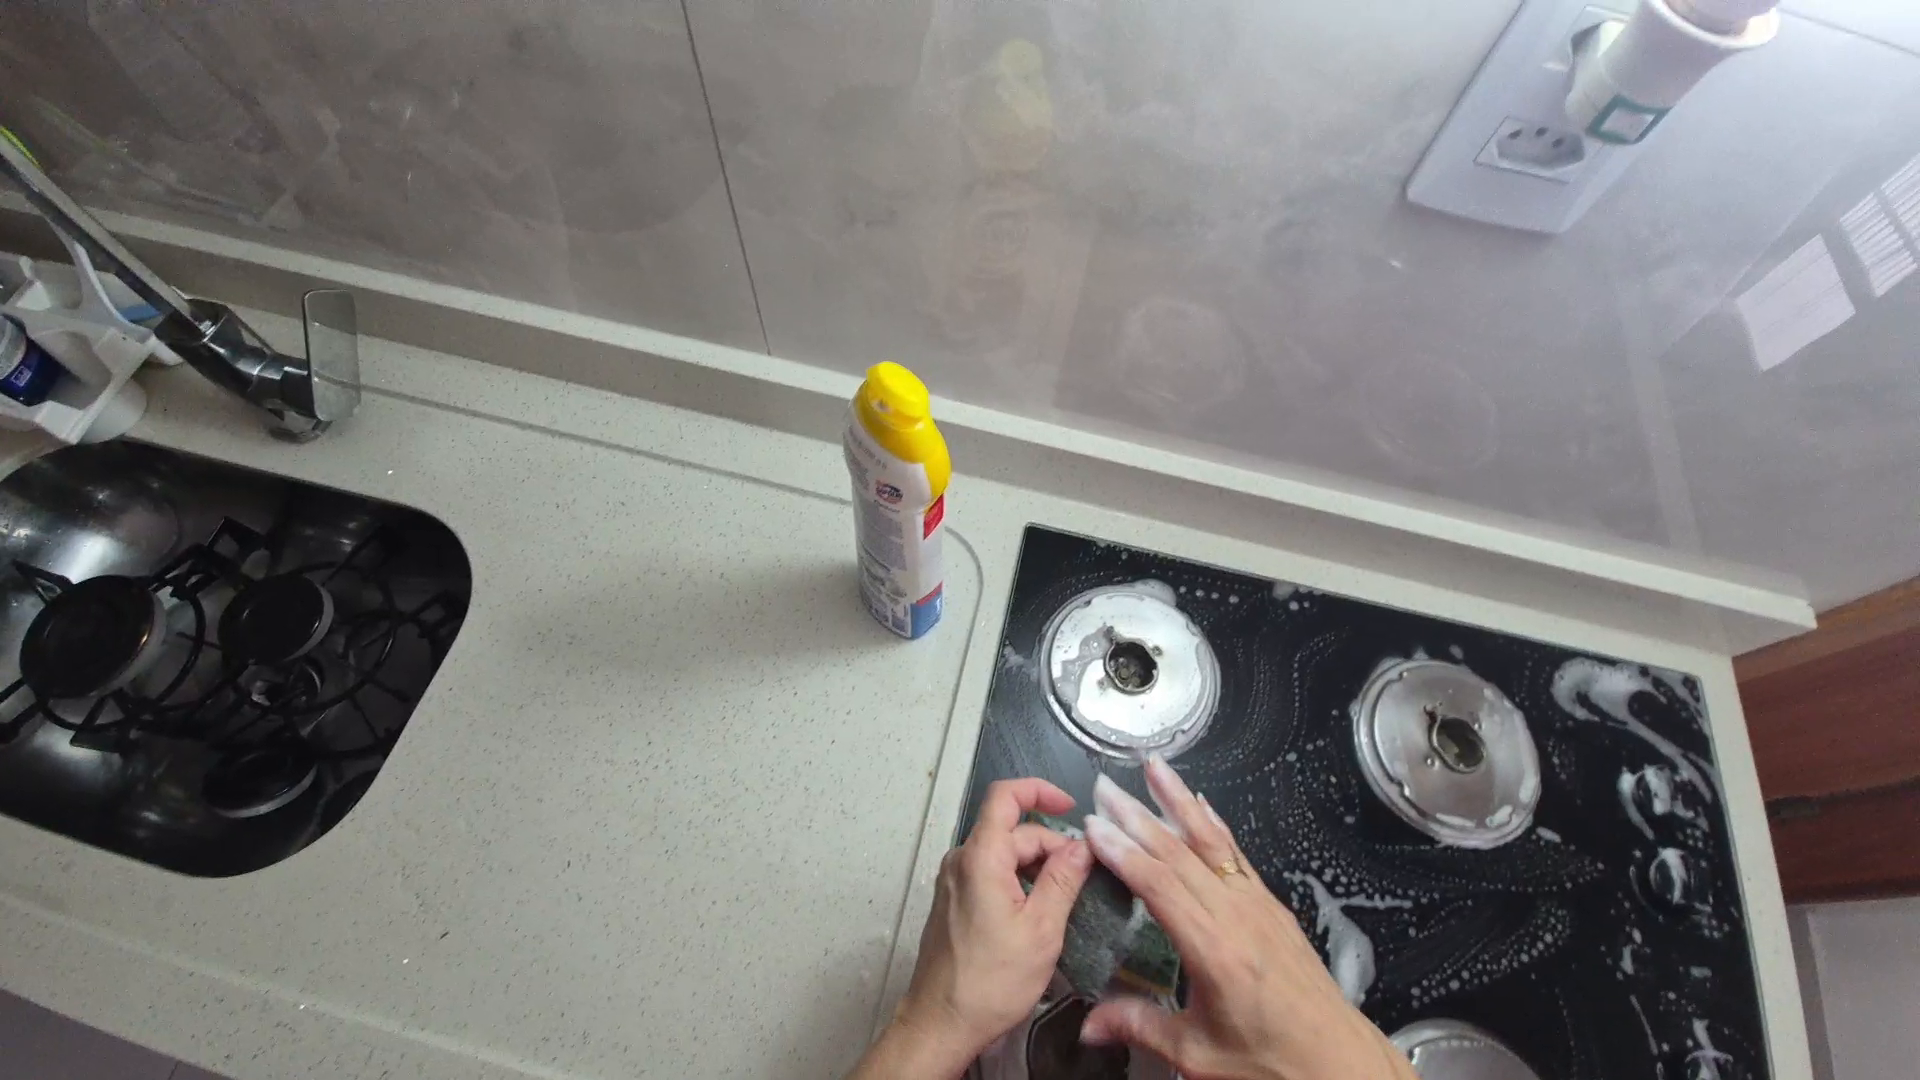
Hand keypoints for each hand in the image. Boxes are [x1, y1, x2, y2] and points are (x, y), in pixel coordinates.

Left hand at [885, 778, 1094, 1073]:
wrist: (940, 1024)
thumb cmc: (987, 984)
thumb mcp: (1041, 930)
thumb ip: (1063, 880)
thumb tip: (1083, 846)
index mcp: (980, 857)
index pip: (1005, 796)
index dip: (1039, 790)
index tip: (1069, 804)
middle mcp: (961, 860)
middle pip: (1012, 831)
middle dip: (1050, 845)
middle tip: (1082, 876)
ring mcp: (954, 879)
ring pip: (1003, 854)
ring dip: (1036, 866)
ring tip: (1063, 899)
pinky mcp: (954, 899)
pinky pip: (990, 872)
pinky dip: (1018, 880)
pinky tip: (1037, 910)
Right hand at [1078, 757, 1416, 1079]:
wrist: (1345, 1069)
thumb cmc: (1272, 1065)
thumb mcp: (1199, 1056)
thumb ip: (1140, 1027)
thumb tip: (1087, 1025)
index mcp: (1214, 951)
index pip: (1159, 886)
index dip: (1123, 853)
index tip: (1092, 825)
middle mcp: (1236, 915)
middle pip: (1178, 853)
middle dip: (1137, 815)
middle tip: (1104, 786)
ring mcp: (1256, 903)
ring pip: (1211, 840)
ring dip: (1178, 799)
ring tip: (1153, 765)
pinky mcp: (1271, 904)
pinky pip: (1236, 852)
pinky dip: (1214, 823)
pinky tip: (1199, 801)